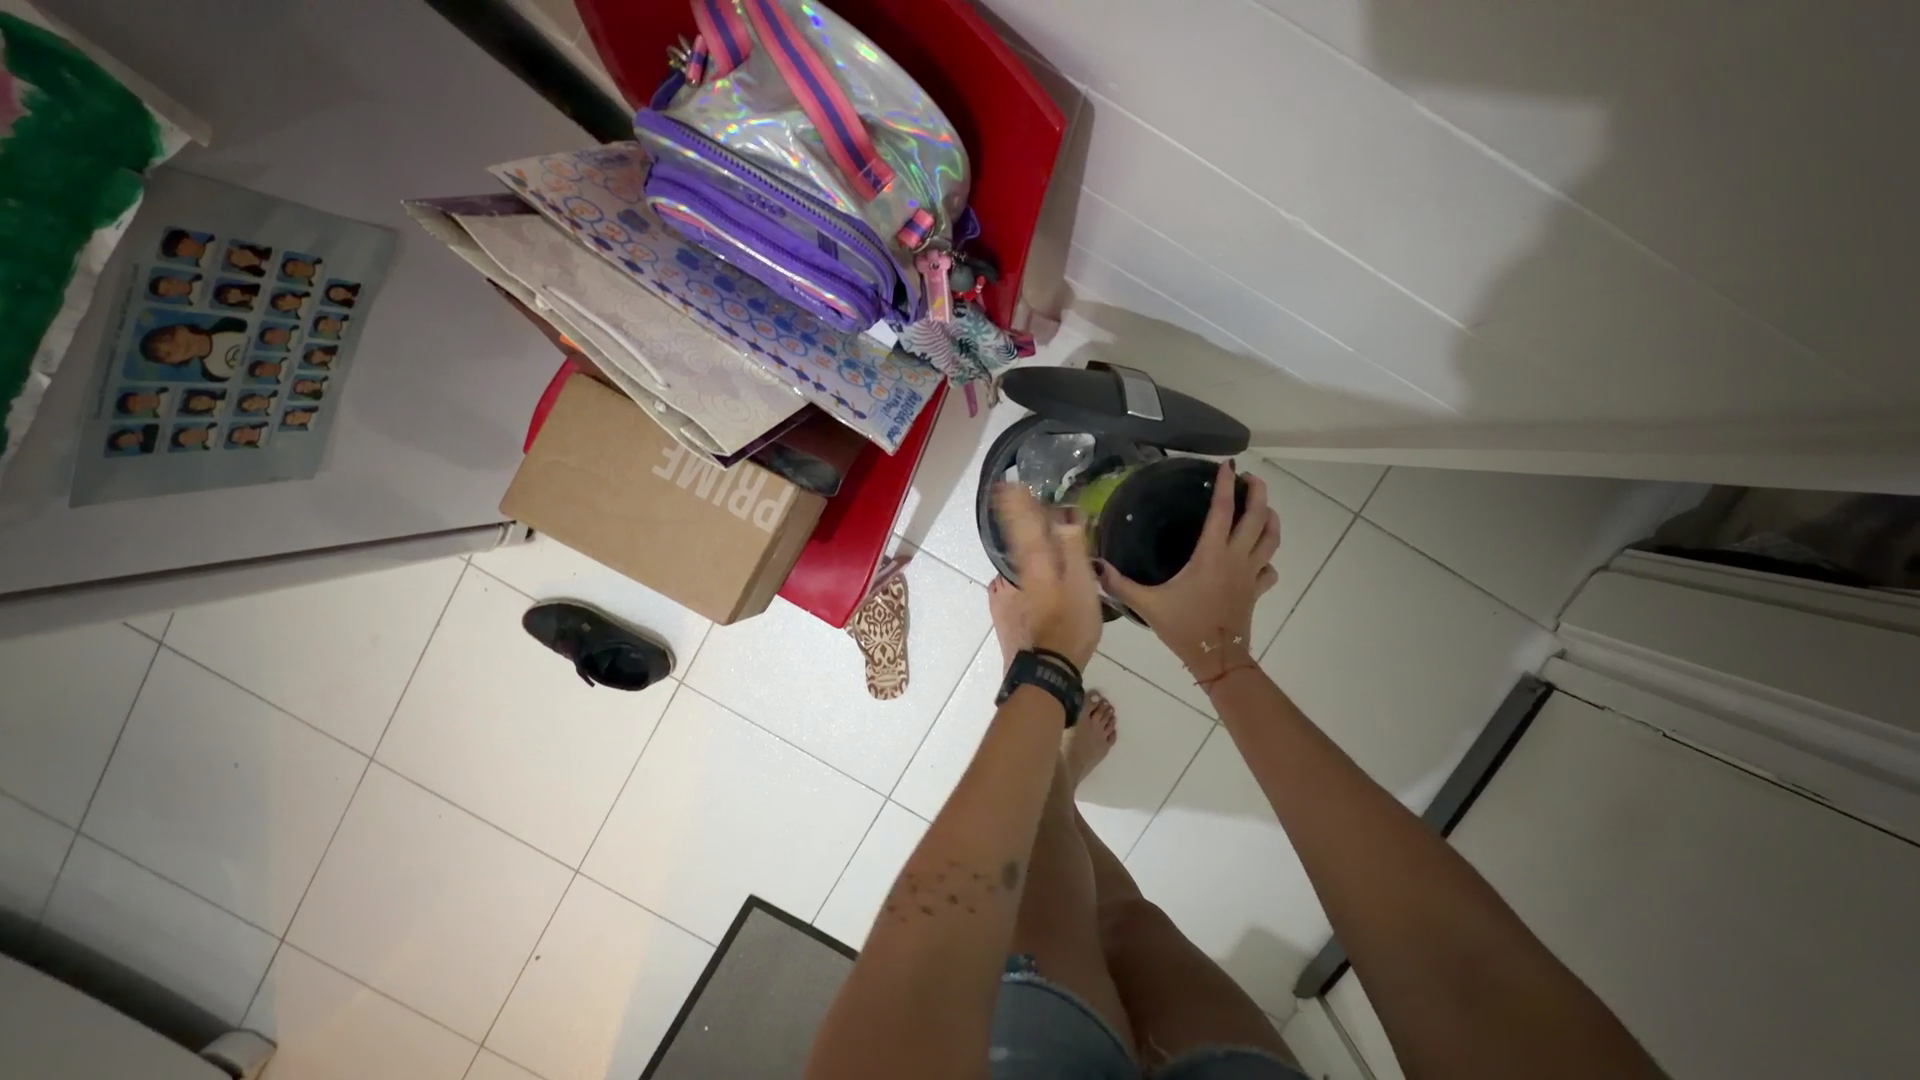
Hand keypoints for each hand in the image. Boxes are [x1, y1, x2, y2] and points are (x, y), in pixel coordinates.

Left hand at [994, 482, 1102, 669]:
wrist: (1047, 670)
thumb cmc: (1069, 624)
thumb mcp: (1081, 584)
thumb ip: (1073, 548)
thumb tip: (1066, 516)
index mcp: (1035, 562)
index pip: (1023, 523)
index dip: (1016, 502)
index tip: (1009, 483)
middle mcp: (1017, 574)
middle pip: (1019, 541)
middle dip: (1019, 521)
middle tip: (1024, 503)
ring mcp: (1010, 595)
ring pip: (1019, 562)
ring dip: (1024, 545)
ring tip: (1037, 536)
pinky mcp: (1010, 613)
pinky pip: (1018, 580)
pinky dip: (1026, 569)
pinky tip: (1038, 575)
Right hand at [1098, 462, 1279, 678]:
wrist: (1217, 660)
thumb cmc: (1184, 628)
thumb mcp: (1148, 605)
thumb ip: (1120, 584)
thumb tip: (1095, 567)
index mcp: (1211, 555)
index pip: (1222, 511)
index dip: (1226, 486)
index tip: (1228, 466)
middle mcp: (1235, 559)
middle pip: (1257, 517)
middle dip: (1258, 492)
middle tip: (1250, 478)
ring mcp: (1250, 575)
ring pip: (1271, 539)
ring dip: (1270, 518)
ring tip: (1263, 506)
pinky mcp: (1256, 591)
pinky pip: (1269, 568)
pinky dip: (1267, 557)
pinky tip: (1259, 555)